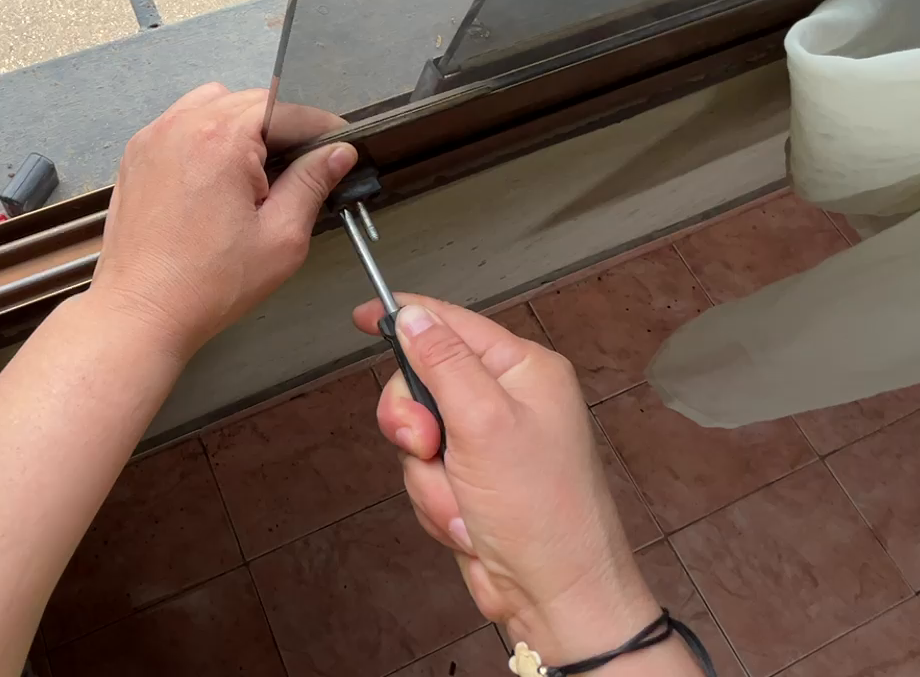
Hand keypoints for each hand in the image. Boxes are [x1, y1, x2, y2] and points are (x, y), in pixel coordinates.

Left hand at [90, 84, 355, 359]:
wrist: (141, 310)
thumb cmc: (208, 284)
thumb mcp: (280, 236)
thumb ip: (311, 184)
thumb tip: (337, 153)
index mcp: (222, 139)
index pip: (287, 110)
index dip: (321, 126)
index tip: (339, 143)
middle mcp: (183, 125)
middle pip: (249, 101)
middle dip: (283, 125)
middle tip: (304, 163)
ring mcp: (154, 137)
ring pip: (213, 103)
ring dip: (242, 124)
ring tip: (256, 169)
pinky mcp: (137, 154)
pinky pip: (181, 122)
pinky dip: (206, 133)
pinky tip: (217, 173)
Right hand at [358, 295, 661, 663]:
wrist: (558, 606)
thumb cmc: (540, 512)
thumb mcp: (483, 422)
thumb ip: (442, 361)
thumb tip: (410, 314)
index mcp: (523, 369)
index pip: (450, 322)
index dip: (404, 317)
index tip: (362, 318)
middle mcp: (506, 397)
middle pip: (423, 379)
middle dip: (415, 421)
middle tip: (425, 445)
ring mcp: (487, 440)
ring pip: (418, 430)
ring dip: (428, 472)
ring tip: (460, 502)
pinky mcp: (472, 477)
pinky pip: (425, 468)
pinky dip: (435, 496)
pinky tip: (465, 522)